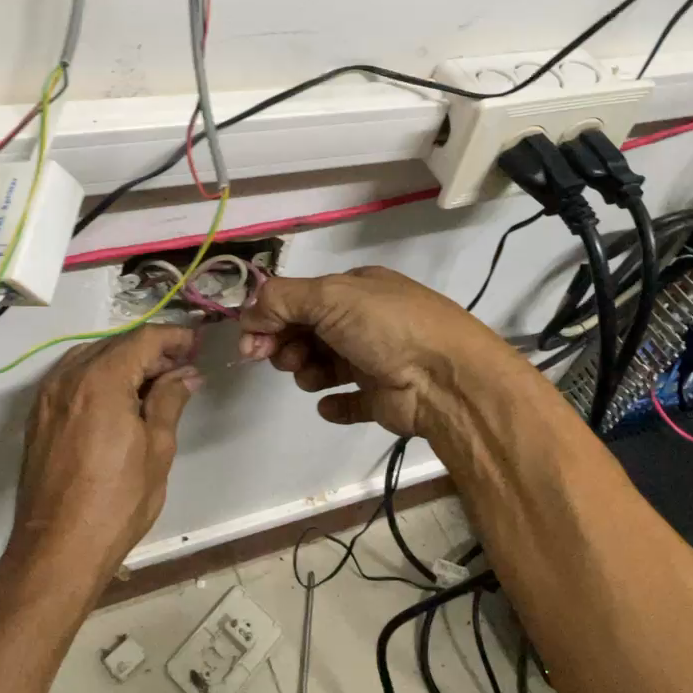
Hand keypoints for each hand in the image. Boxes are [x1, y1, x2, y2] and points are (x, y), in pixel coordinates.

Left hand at [7, 325, 201, 583]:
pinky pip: (74, 379)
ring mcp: (48, 397)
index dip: (174, 337)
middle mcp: (68, 378)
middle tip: (183, 368)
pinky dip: (101, 378)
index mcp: (101, 380)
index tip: (198, 344)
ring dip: (125, 363)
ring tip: (155, 385)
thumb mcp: (157, 448)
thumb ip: (170, 401)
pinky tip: (122, 401)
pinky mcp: (39, 417)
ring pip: (92, 359)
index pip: (143, 339)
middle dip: (151, 351)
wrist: (58, 549)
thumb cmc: (116, 501)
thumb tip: (186, 375)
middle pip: (116, 345)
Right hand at [236, 267, 528, 441]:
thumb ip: (281, 300)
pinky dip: (334, 403)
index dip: (272, 317)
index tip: (251, 342)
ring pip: (323, 365)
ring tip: (311, 377)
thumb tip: (247, 316)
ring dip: (307, 371)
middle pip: (309, 331)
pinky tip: (329, 404)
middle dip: (287, 344)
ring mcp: (375, 359)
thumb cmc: (387, 327)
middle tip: (281, 360)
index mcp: (357, 289)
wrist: (446, 379)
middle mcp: (366, 320)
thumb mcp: (330, 296)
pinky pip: (348, 401)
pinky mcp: (382, 397)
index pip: (302, 298)